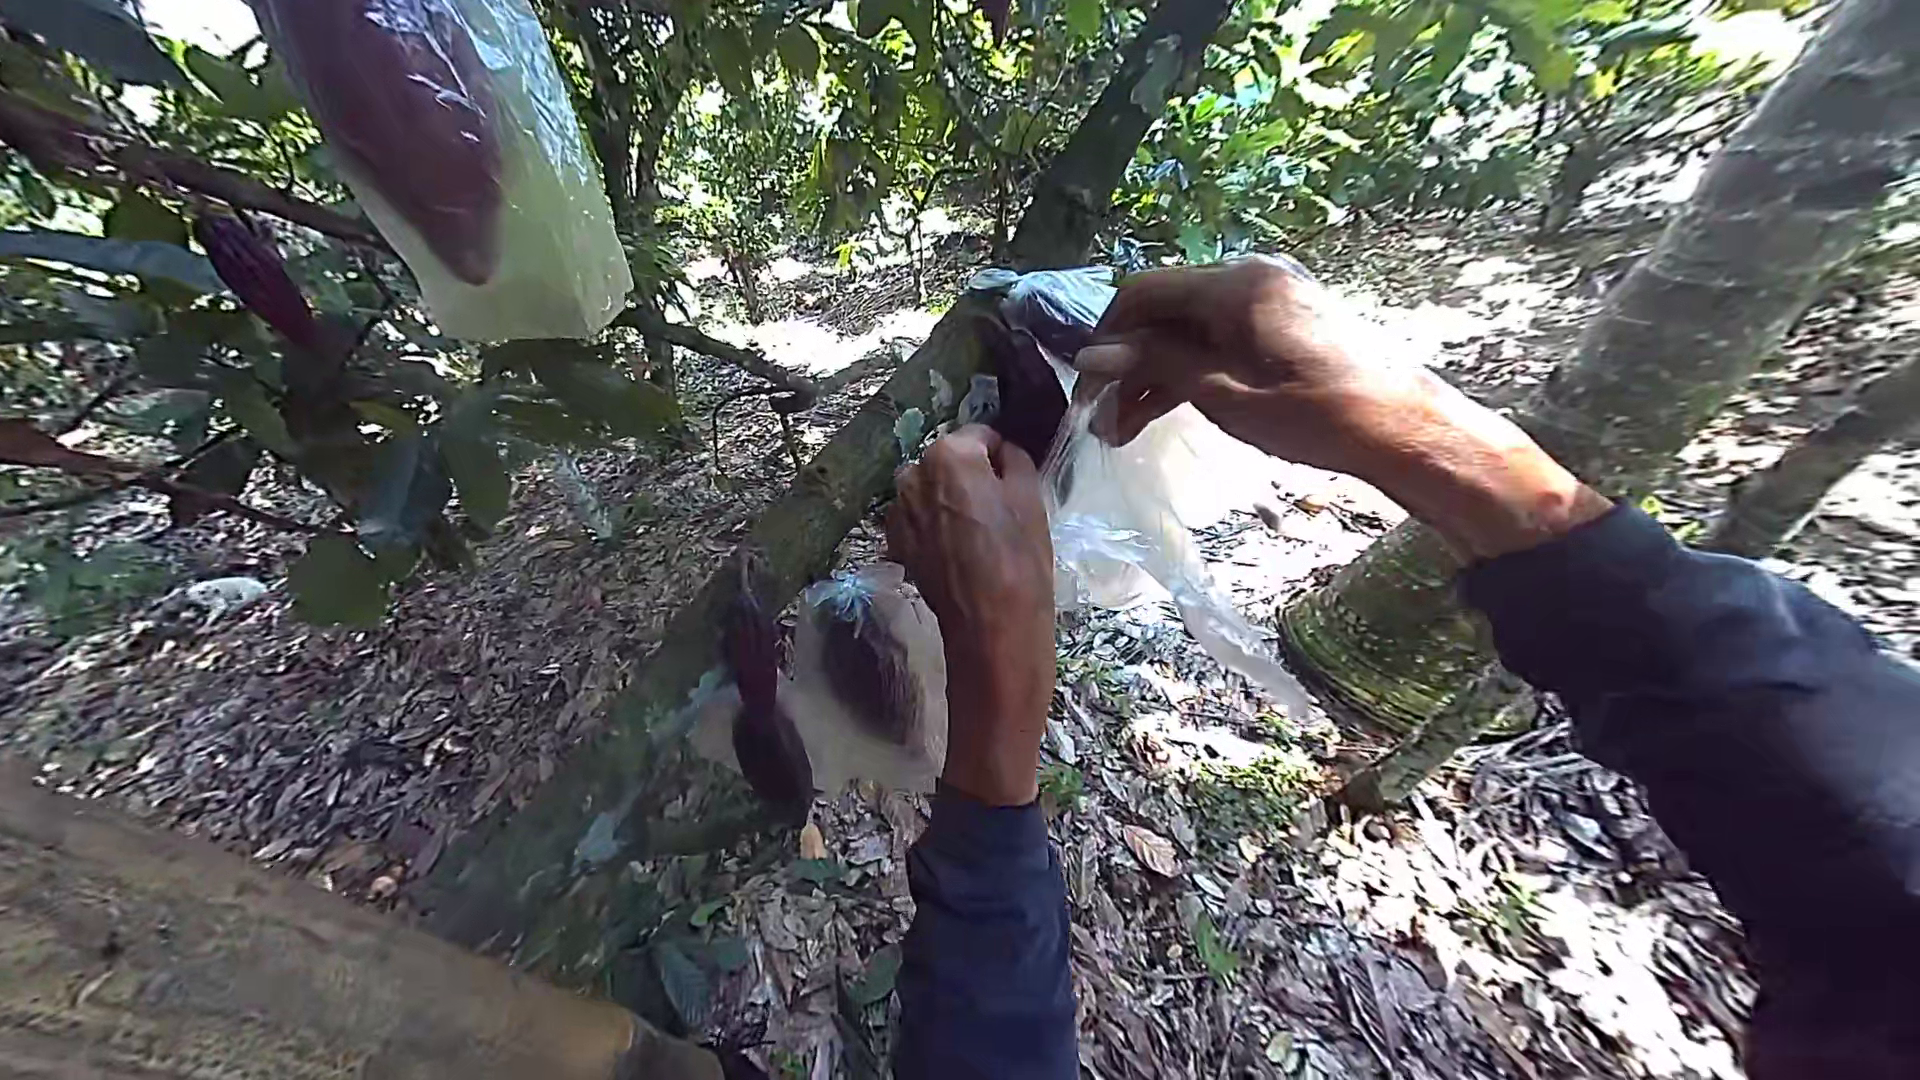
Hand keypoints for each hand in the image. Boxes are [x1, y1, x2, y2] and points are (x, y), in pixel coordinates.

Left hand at [886, 426, 1055, 805]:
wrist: (991, 629)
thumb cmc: (1019, 559)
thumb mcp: (1030, 498)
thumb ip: (1014, 459)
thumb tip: (1002, 452)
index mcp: (948, 455)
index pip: (980, 434)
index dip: (1001, 454)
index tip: (1014, 478)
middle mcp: (912, 475)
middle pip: (949, 461)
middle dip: (971, 475)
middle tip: (998, 508)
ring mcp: (898, 511)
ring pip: (931, 489)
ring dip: (951, 499)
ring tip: (978, 533)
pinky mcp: (896, 543)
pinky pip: (920, 518)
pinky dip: (936, 524)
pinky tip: (959, 551)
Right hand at [1074, 256, 1608, 558]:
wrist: (1402, 431)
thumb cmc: (1315, 417)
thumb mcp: (1224, 394)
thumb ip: (1157, 365)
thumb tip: (1093, 354)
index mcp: (1233, 287)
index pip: (1143, 292)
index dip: (1106, 336)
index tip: (1086, 385)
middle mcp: (1244, 281)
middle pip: (1160, 314)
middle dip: (1125, 366)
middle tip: (1101, 421)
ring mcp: (1260, 304)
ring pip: (1181, 334)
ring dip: (1148, 379)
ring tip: (1121, 432)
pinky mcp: (1270, 328)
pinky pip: (1209, 345)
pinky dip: (1181, 377)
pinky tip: (1155, 416)